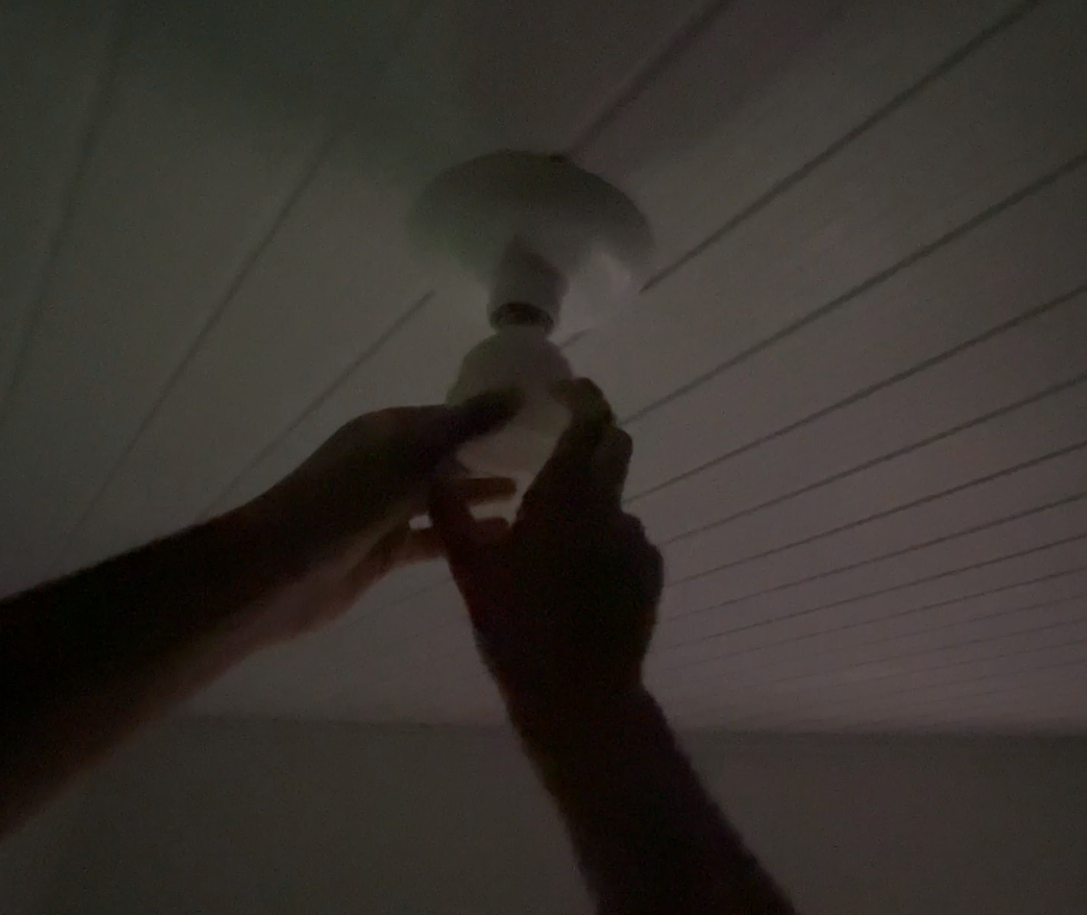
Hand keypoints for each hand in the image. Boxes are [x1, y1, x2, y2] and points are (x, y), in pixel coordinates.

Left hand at [222, 392, 518, 640]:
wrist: (280, 570)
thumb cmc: (347, 499)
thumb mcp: (411, 453)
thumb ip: (466, 424)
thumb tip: (520, 393)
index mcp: (389, 431)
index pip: (449, 417)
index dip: (488, 417)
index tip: (532, 422)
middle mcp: (390, 464)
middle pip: (447, 457)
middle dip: (487, 457)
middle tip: (538, 462)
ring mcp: (387, 508)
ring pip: (444, 498)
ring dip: (479, 496)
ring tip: (527, 496)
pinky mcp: (388, 550)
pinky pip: (436, 538)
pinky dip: (466, 535)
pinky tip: (502, 536)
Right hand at [428, 380, 661, 713]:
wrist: (580, 696)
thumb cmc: (518, 630)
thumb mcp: (472, 573)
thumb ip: (451, 516)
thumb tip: (436, 474)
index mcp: (567, 497)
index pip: (589, 421)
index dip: (581, 396)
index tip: (562, 390)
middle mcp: (610, 507)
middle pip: (615, 445)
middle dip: (591, 435)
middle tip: (556, 452)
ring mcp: (636, 539)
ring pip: (613, 498)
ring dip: (589, 501)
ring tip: (554, 545)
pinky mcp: (650, 570)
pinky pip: (624, 536)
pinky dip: (602, 539)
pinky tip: (578, 579)